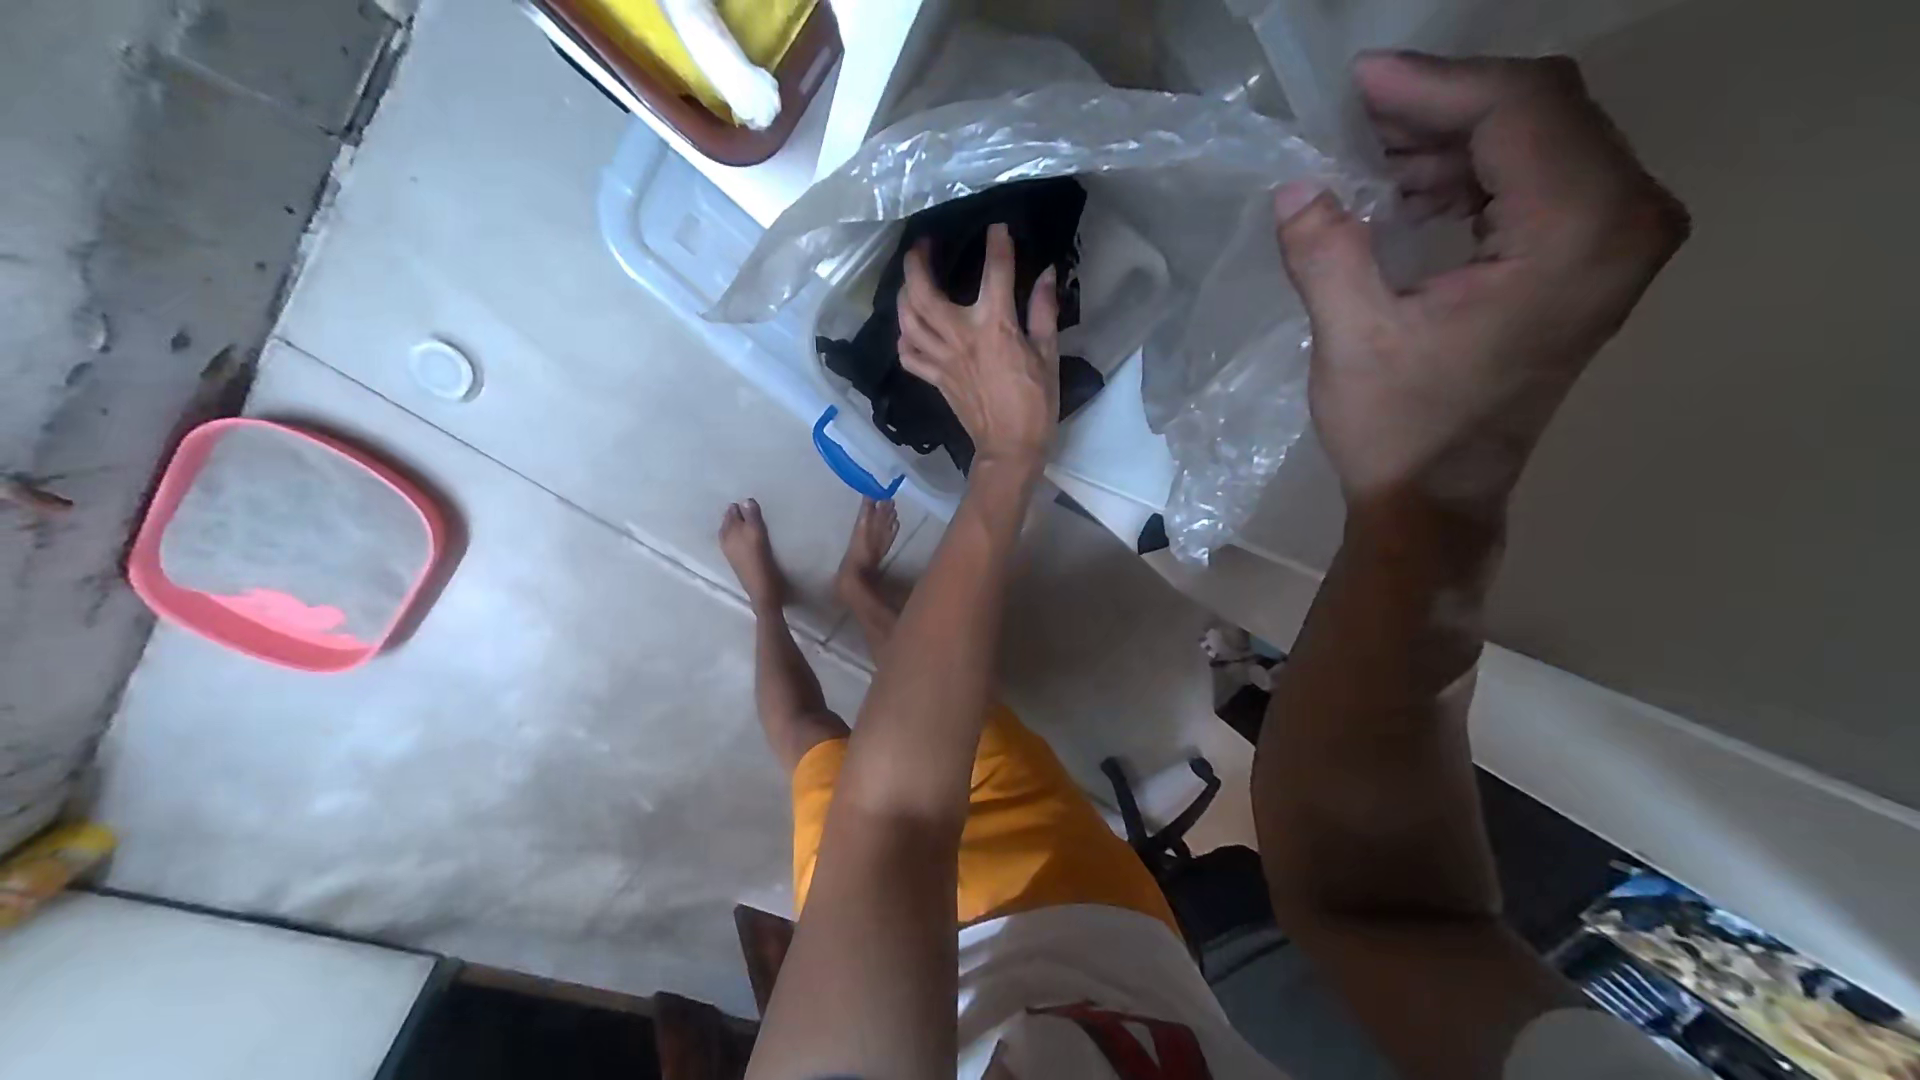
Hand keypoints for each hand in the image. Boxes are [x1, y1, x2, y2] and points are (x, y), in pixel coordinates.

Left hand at [897, 223, 1060, 467]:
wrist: (1010, 448)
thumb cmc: (1035, 404)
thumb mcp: (1048, 355)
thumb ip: (1043, 311)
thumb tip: (1044, 274)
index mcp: (993, 327)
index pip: (993, 272)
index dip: (997, 244)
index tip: (997, 228)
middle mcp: (959, 336)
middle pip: (923, 292)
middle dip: (916, 263)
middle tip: (922, 247)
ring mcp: (941, 359)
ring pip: (907, 320)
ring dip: (904, 295)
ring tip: (911, 282)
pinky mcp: (934, 379)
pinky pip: (909, 355)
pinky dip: (905, 338)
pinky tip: (910, 329)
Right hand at [1276, 52, 1688, 516]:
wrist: (1436, 499)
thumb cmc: (1397, 429)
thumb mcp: (1350, 340)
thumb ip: (1325, 252)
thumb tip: (1294, 187)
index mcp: (1575, 235)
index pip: (1518, 110)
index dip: (1432, 85)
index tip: (1357, 82)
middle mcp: (1624, 222)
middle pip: (1541, 113)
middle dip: (1442, 106)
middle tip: (1356, 118)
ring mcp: (1615, 242)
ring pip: (1542, 142)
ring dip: (1454, 140)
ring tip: (1372, 157)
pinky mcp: (1587, 264)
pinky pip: (1539, 183)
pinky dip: (1472, 175)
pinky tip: (1411, 194)